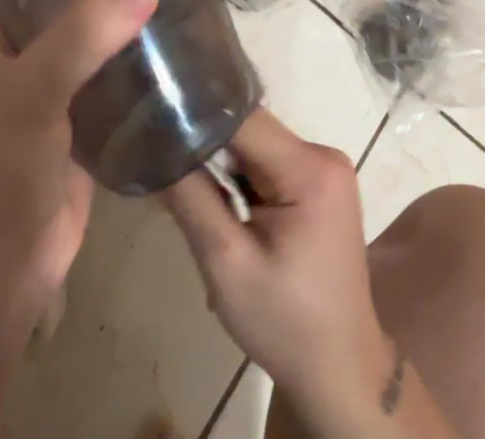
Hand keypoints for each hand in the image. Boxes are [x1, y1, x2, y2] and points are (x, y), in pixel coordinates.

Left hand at [0, 0, 159, 288]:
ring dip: (123, 13)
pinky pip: (115, 80)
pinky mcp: (85, 126)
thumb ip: (82, 36)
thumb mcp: (33, 93)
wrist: (4, 262)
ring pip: (91, 38)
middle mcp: (21, 57)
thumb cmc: (2, 169)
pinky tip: (177, 48)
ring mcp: (54, 93)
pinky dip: (140, 61)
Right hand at [162, 112, 399, 430]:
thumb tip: (152, 141)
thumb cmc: (284, 320)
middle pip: (244, 129)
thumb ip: (189, 195)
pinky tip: (211, 203)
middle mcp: (323, 156)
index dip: (192, 114)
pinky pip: (261, 164)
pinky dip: (233, 179)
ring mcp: (322, 170)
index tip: (146, 119)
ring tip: (178, 187)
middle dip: (200, 145)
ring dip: (214, 165)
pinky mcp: (315, 185)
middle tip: (154, 162)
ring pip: (249, 145)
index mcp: (310, 169)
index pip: (238, 117)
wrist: (338, 368)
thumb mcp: (225, 260)